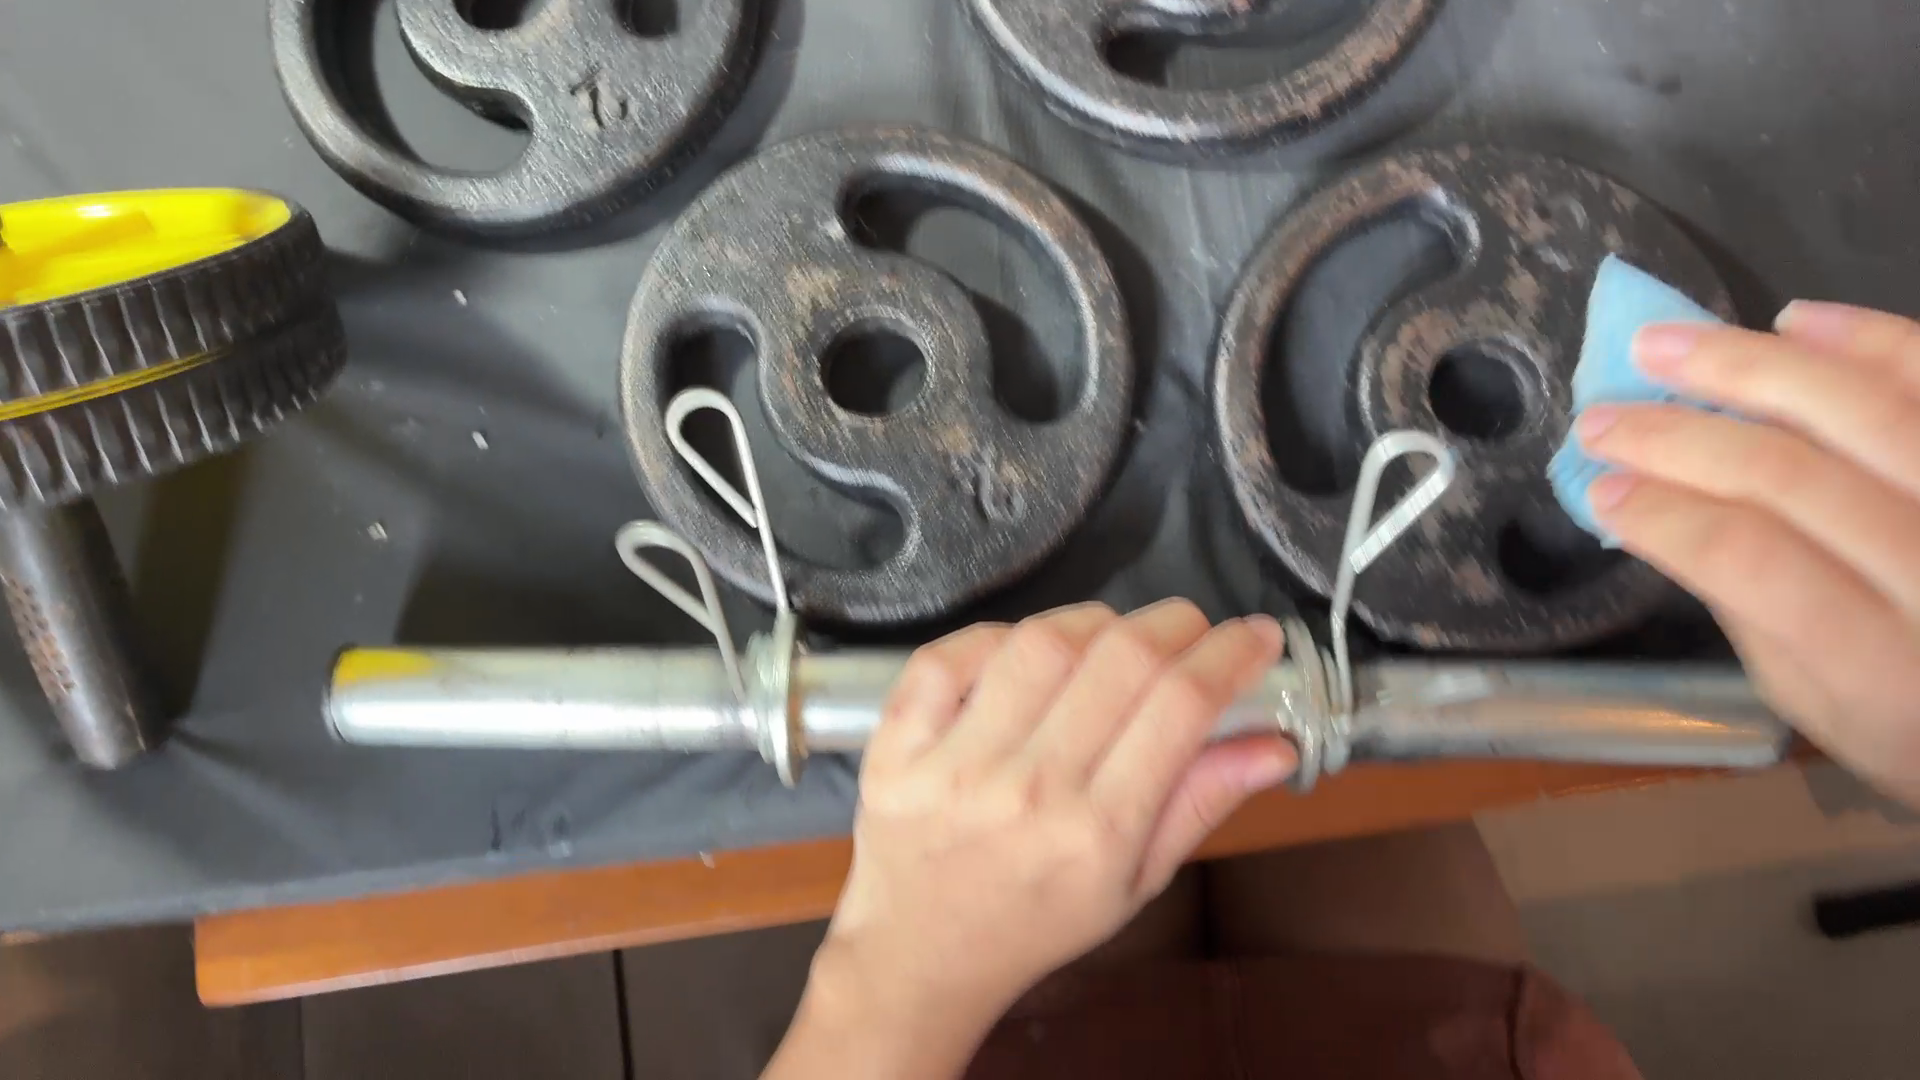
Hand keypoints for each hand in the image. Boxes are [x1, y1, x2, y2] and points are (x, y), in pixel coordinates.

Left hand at [765, 601, 1293, 1079]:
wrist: (918, 953)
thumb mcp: (1134, 884)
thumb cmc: (1037, 920)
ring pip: (1041, 643)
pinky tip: (1020, 652)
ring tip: (1107, 637)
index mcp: (1097, 831)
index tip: (1255, 634)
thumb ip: (1200, 803)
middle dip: (1174, 622)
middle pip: (1119, 659)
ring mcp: (953, 761)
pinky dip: (995, 635)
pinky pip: (949, 654)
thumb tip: (1275, 742)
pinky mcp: (897, 742)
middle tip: (1189, 626)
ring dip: (1091, 621)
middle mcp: (1028, 788)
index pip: (1180, 705)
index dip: (1230, 653)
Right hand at [1575, 302, 1919, 803]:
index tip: (1594, 486)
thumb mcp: (1808, 694)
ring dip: (1752, 370)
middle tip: (1600, 418)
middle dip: (1679, 439)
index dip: (1664, 515)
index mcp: (1878, 666)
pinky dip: (1877, 342)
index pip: (1752, 563)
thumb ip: (1741, 602)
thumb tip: (1649, 507)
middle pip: (1799, 479)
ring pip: (1874, 416)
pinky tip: (1796, 321)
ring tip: (1661, 345)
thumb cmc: (1909, 717)